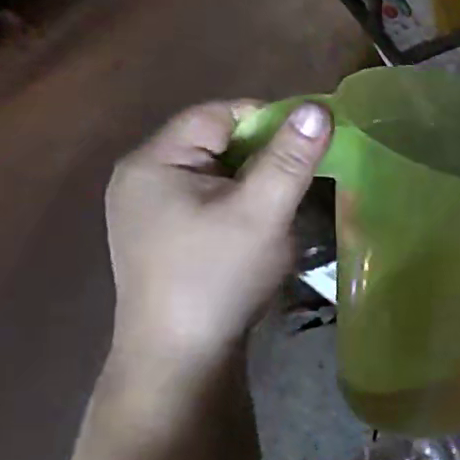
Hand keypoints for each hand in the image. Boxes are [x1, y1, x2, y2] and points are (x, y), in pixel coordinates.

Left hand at [105, 100, 331, 367]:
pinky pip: (211, 200)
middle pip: (215, 143)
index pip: (215, 115)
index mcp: (153, 162)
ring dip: (258, 180)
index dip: (267, 118)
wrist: (182, 351)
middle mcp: (142, 178)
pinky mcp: (164, 237)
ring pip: (217, 174)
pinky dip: (243, 202)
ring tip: (291, 202)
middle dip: (266, 153)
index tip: (313, 140)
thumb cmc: (219, 275)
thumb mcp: (263, 212)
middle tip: (308, 175)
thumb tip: (317, 108)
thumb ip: (290, 159)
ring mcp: (150, 210)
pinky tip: (264, 226)